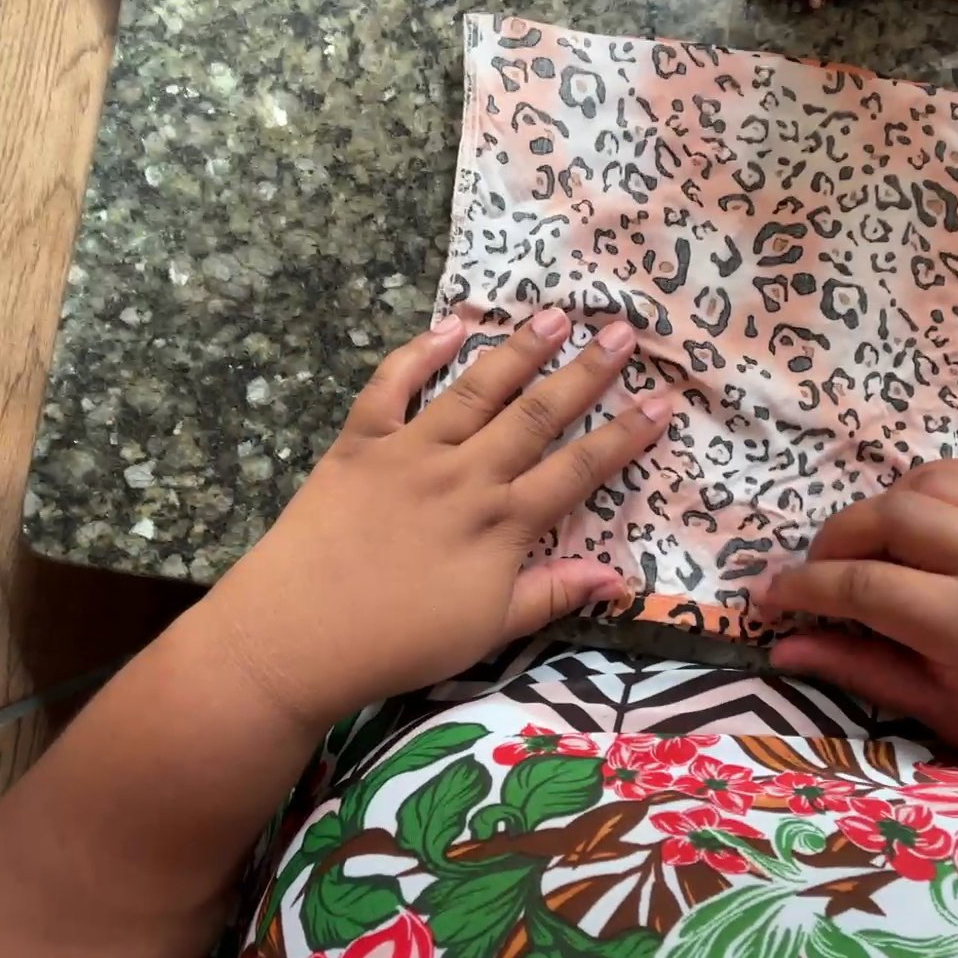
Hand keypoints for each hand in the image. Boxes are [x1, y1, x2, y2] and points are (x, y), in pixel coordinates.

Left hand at [183, 307, 667, 733]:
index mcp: (500, 522)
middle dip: (585, 373)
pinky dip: (418, 354)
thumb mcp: (488, 630)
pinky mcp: (360, 442)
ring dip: (519, 350)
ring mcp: (411, 452)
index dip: (625, 436)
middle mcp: (465, 474)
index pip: (578, 469)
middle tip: (622, 332)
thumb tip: (620, 577)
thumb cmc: (399, 641)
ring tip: (555, 316)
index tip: (661, 401)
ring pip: (475, 390)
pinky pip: (391, 386)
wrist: (296, 637)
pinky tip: (449, 327)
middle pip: (536, 415)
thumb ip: (553, 593)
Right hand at [758, 459, 957, 797]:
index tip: (766, 594)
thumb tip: (781, 648)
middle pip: (887, 517)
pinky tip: (915, 519)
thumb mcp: (941, 711)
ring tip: (864, 545)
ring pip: (926, 484)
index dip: (803, 586)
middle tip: (814, 572)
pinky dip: (926, 487)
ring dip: (877, 507)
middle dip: (832, 539)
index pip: (863, 584)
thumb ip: (857, 668)